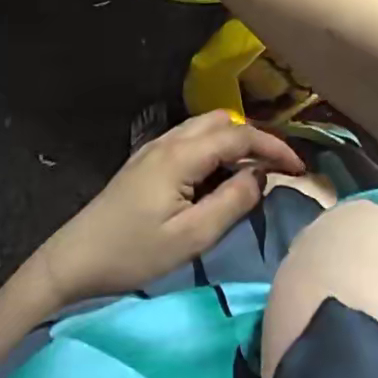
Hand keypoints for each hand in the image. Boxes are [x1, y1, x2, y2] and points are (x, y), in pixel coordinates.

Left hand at [28, 111, 305, 305]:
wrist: (77, 256)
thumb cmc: (134, 252)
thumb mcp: (191, 237)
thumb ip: (231, 202)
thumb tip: (259, 176)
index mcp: (180, 155)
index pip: (237, 135)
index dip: (273, 146)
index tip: (300, 168)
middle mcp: (167, 141)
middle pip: (220, 121)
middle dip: (254, 137)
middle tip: (280, 168)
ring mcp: (153, 148)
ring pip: (202, 128)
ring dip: (233, 141)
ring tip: (257, 171)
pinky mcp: (145, 161)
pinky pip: (187, 140)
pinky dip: (213, 148)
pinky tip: (220, 175)